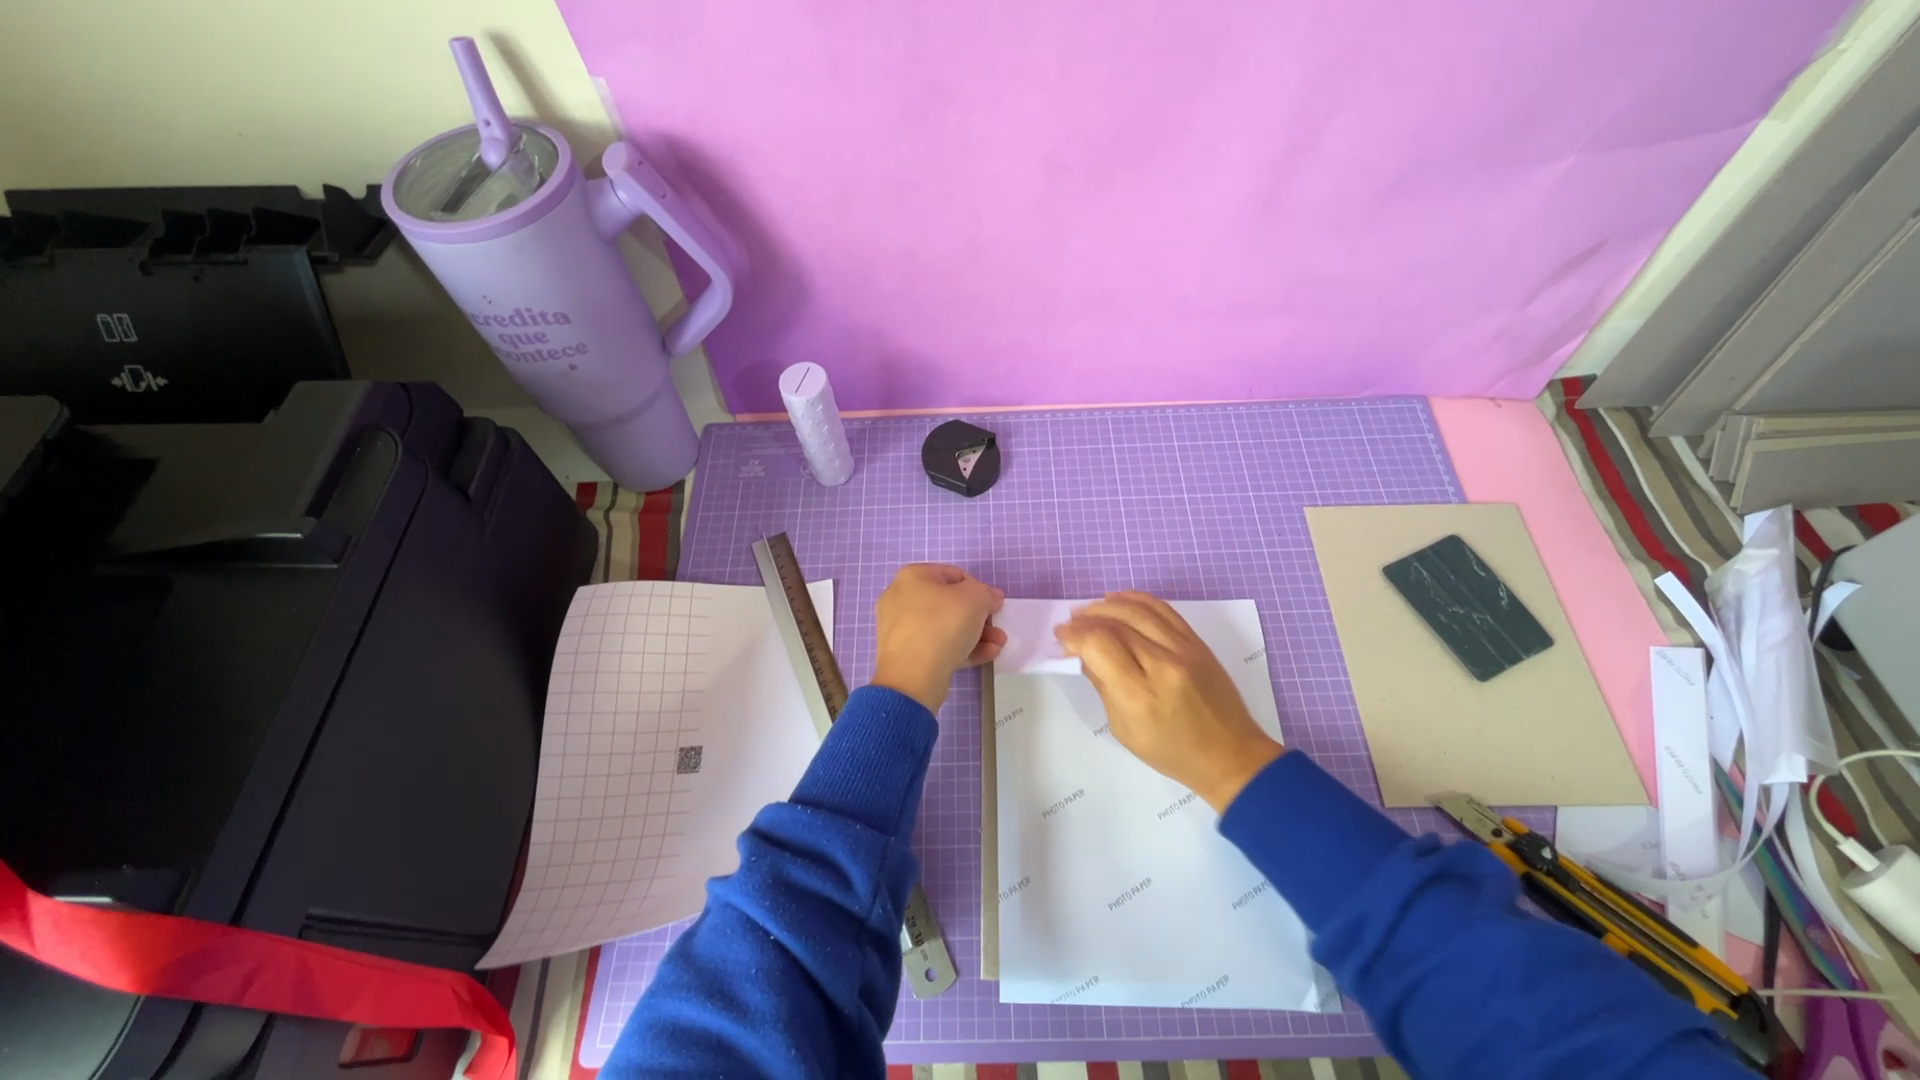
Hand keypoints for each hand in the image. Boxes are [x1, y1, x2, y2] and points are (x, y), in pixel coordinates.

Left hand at [872, 564, 1006, 712]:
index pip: (954, 576)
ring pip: (945, 627)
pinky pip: (938, 646)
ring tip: (998, 644)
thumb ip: (986, 593)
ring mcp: (901, 628)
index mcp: (913, 577)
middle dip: (979, 616)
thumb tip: (990, 597)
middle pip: (949, 603)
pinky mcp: (906, 654)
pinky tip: (987, 655)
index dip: (978, 589)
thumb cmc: (943, 625)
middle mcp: (902, 599)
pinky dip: (962, 648)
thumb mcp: (975, 598)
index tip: (993, 605)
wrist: (912, 676)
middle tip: (997, 627)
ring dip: (976, 634)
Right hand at [1055, 591, 1283, 811]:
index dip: (1075, 635)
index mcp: (1140, 695)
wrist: (1230, 754)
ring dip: (1107, 605)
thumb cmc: (1172, 752)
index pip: (1099, 646)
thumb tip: (1082, 654)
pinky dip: (1137, 599)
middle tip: (1070, 622)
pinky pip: (1163, 610)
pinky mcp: (1198, 643)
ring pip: (1139, 611)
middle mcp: (1163, 665)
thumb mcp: (1125, 730)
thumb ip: (1103, 686)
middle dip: (1086, 619)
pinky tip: (1118, 600)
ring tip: (1088, 609)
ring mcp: (1185, 650)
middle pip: (1116, 624)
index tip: (1062, 637)